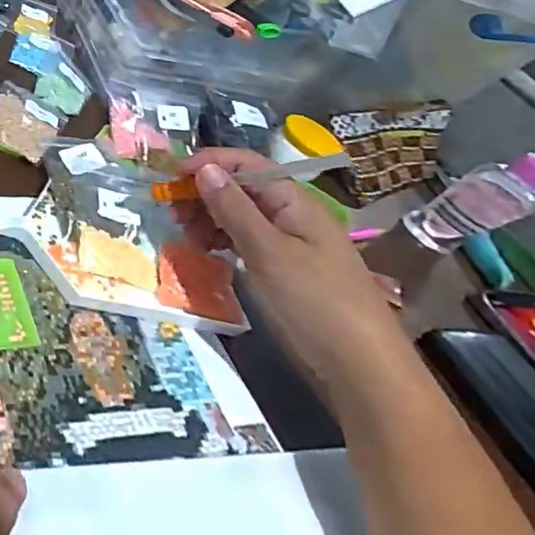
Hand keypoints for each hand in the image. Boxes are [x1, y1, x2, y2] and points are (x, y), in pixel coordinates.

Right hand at [183, 148, 410, 403]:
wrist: (363, 372)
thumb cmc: (317, 303)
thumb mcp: (269, 252)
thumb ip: (234, 208)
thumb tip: (204, 168)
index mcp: (294, 201)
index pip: (245, 164)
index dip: (208, 163)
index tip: (172, 175)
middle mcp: (290, 215)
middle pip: (239, 188)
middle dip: (203, 192)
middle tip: (171, 210)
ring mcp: (286, 243)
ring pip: (237, 214)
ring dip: (207, 217)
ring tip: (185, 235)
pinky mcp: (281, 269)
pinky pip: (243, 240)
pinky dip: (220, 240)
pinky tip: (204, 251)